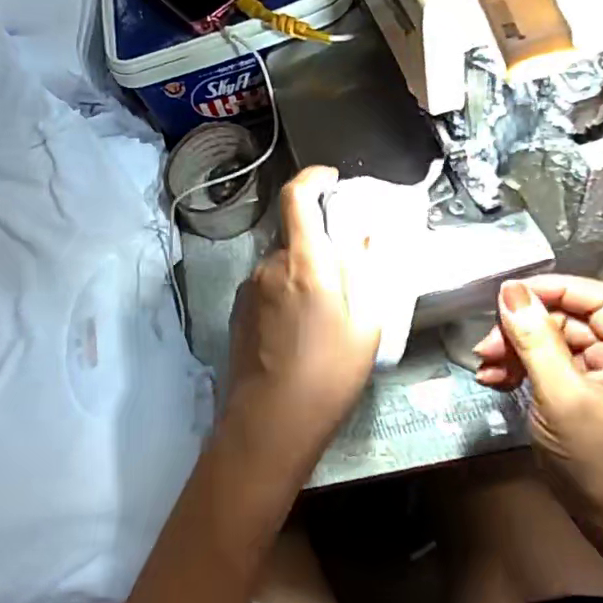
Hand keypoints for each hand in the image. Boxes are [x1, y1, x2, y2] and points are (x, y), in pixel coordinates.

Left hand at [221, 166, 382, 479]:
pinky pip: (267, 289)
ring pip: (280, 267)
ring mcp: (247, 291)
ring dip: (302, 275)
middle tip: (346, 277)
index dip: (312, 178)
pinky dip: (285, 295)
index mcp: (303, 262)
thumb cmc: (328, 374)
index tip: (331, 180)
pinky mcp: (237, 314)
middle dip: (319, 246)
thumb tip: (361, 239)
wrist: (270, 423)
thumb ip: (364, 273)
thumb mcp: (365, 325)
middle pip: (292, 237)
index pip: (296, 197)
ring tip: (325, 316)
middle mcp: (267, 267)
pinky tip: (300, 334)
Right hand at [473, 275, 602, 550]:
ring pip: (560, 343)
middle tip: (487, 347)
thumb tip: (511, 294)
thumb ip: (535, 342)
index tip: (505, 297)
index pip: (599, 298)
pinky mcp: (597, 394)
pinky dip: (527, 371)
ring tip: (488, 368)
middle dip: (526, 331)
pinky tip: (500, 380)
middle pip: (573, 320)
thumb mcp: (562, 399)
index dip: (551, 290)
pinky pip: (558, 367)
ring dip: (520, 352)